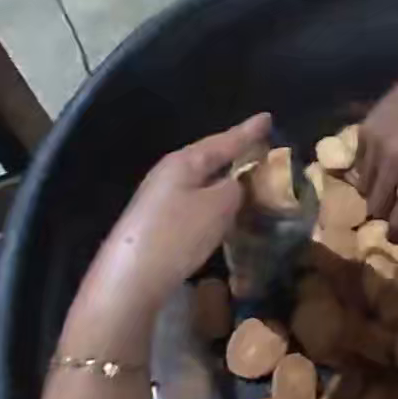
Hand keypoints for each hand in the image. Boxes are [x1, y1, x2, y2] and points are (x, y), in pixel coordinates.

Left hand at [62, 113, 271, 357]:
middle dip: (235, 151)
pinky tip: (225, 208)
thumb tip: (236, 184)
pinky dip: (216, 199)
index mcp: (184, 162)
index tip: (268, 117)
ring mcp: (160, 199)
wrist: (129, 280)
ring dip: (226, 177)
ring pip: (202, 179)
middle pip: (209, 157)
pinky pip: (196, 199)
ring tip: (250, 175)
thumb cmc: (177, 235)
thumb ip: (235, 187)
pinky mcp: (159, 222)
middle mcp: (169, 174)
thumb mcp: (218, 206)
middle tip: (262, 144)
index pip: (224, 141)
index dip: (248, 131)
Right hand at [354, 71, 397, 233]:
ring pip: (364, 186)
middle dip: (381, 214)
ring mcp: (376, 144)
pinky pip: (359, 164)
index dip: (397, 231)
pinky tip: (381, 161)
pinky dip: (368, 169)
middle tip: (385, 215)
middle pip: (376, 204)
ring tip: (385, 186)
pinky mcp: (363, 131)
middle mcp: (396, 159)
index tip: (392, 239)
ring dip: (374, 191)